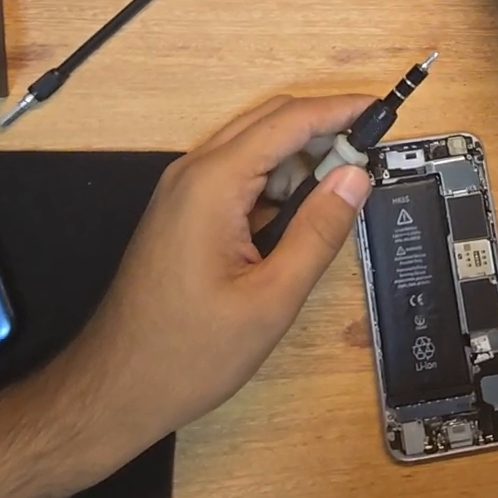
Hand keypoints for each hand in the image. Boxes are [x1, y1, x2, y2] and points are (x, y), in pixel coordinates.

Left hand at [48, 95, 373, 461]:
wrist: (115, 387)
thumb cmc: (189, 352)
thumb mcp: (271, 298)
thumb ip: (318, 231)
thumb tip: (356, 176)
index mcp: (214, 182)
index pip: (288, 121)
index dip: (339, 110)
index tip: (382, 111)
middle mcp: (195, 171)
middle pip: (270, 122)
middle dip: (324, 129)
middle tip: (371, 154)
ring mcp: (185, 188)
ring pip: (255, 146)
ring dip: (300, 157)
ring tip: (343, 188)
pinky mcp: (185, 208)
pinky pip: (239, 174)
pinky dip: (276, 181)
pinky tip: (300, 212)